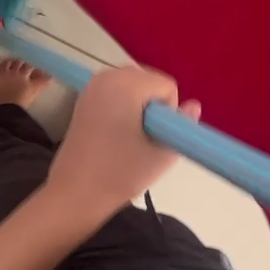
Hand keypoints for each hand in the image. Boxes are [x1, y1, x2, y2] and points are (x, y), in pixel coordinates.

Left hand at [46, 67, 198, 216]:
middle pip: (149, 81)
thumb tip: (194, 105)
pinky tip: (115, 134)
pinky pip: (116, 93)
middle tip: (141, 139)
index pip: (166, 86)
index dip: (168, 113)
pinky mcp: (84, 99)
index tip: (153, 138)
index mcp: (126, 84)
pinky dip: (123, 107)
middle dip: (153, 106)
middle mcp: (107, 76)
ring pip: (134, 87)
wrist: (75, 193)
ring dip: (139, 107)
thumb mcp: (161, 153)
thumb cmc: (121, 174)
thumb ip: (182, 125)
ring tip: (128, 138)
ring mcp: (92, 86)